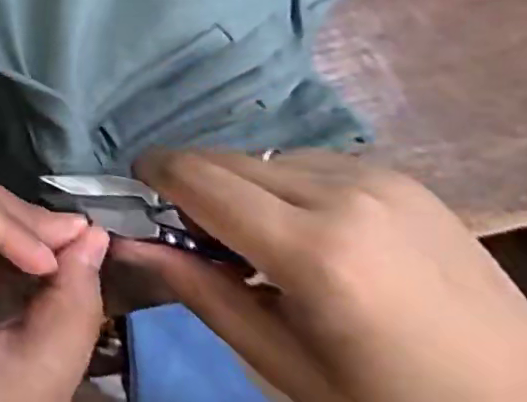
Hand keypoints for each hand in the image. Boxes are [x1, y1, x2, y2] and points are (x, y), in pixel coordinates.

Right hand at [115, 151, 526, 401]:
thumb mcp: (288, 368)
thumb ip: (201, 294)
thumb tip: (128, 245)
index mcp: (315, 253)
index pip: (198, 178)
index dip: (154, 174)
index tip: (135, 188)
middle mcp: (341, 193)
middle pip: (225, 159)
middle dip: (192, 183)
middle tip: (189, 229)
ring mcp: (376, 175)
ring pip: (264, 156)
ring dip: (240, 186)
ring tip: (256, 238)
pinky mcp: (398, 173)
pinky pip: (309, 161)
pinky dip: (285, 185)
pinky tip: (310, 230)